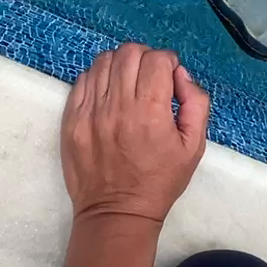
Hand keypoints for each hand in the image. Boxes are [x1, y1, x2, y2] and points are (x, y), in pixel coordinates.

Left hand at [61, 43, 210, 225]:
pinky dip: (98, 78)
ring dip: (120, 64)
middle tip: (149, 76)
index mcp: (150, 112)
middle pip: (129, 53)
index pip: (156, 60)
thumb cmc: (159, 181)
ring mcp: (90, 112)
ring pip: (103, 61)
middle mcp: (118, 107)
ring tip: (127, 82)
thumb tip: (180, 74)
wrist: (116, 213)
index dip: (167, 61)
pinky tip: (108, 94)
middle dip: (145, 57)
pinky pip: (83, 79)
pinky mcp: (71, 119)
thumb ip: (196, 103)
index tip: (168, 76)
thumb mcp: (194, 147)